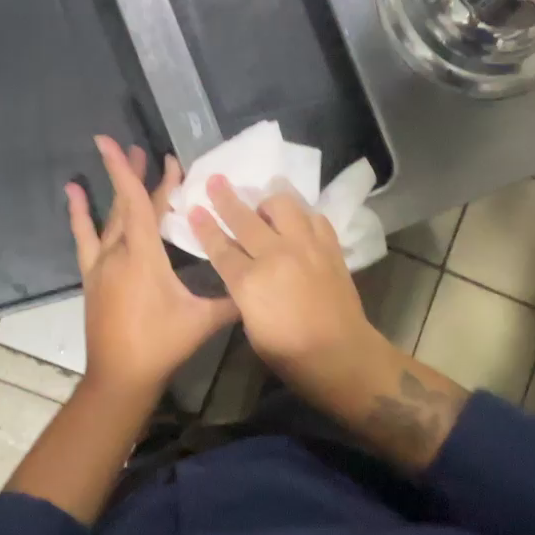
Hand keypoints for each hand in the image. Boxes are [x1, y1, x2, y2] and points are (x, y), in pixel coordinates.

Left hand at [66, 136, 238, 400]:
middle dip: (135, 174)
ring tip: (120, 157)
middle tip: (141, 149)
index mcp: (144, 257)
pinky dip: (79, 213)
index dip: (147, 176)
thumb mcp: (203, 321)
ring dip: (114, 188)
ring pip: (108, 217)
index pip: (141, 204)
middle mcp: (118, 253)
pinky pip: (84, 238)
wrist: (120, 376)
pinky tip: (73, 193)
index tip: (157, 152)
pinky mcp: (92, 277)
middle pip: (126, 205)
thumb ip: (232, 299)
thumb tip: (260, 282)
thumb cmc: (162, 345)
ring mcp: (101, 264)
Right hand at [189, 176, 466, 472]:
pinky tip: (298, 221)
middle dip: (227, 199)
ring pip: (284, 206)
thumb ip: (243, 291)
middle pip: (246, 219)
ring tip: (265, 205)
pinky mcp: (330, 247)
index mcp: (250, 281)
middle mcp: (276, 255)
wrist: (339, 353)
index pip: (221, 247)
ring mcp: (306, 247)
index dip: (206, 227)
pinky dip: (302, 215)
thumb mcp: (251, 325)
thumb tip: (242, 272)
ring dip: (269, 201)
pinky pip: (314, 218)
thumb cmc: (288, 352)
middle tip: (216, 181)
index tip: (195, 209)